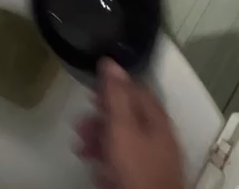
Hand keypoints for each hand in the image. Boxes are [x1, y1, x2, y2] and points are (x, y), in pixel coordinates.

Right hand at [73, 59, 185, 188]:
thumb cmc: (137, 166)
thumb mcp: (122, 126)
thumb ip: (116, 94)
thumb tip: (111, 62)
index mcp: (156, 118)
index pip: (135, 87)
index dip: (112, 85)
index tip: (91, 89)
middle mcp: (158, 134)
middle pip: (126, 114)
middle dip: (99, 117)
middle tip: (80, 124)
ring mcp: (153, 157)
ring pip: (121, 138)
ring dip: (98, 139)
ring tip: (82, 148)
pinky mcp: (145, 176)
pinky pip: (123, 159)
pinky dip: (107, 159)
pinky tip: (97, 167)